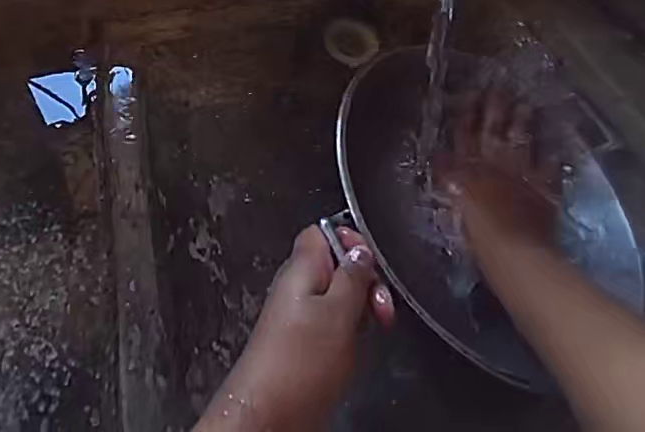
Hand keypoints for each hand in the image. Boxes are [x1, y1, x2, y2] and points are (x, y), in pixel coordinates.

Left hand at [197, 225, 393, 431]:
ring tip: (371, 332)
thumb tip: (362, 251)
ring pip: (338, 298)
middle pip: (338, 266)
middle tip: (381, 309)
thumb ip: (354, 276)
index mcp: (302, 266)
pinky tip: (353, 353)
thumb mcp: (338, 312)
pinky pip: (331, 326)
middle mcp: (297, 286)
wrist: (263, 421)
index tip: (372, 266)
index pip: (326, 231)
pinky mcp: (300, 346)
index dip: (353, 240)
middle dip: (365, 283)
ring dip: (360, 312)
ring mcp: (297, 317)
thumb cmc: (301, 362)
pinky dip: (347, 335)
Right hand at [437, 88, 560, 254]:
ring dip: (524, 123)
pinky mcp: (544, 187)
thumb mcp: (454, 204)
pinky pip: (548, 166)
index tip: (470, 98)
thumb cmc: (477, 235)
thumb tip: (440, 156)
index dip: (467, 116)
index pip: (465, 136)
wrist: (515, 251)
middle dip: (495, 109)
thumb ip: (449, 178)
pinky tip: (553, 147)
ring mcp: (522, 172)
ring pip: (522, 140)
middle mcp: (496, 164)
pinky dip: (550, 156)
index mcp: (471, 169)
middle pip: (494, 131)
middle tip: (498, 89)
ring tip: (526, 104)